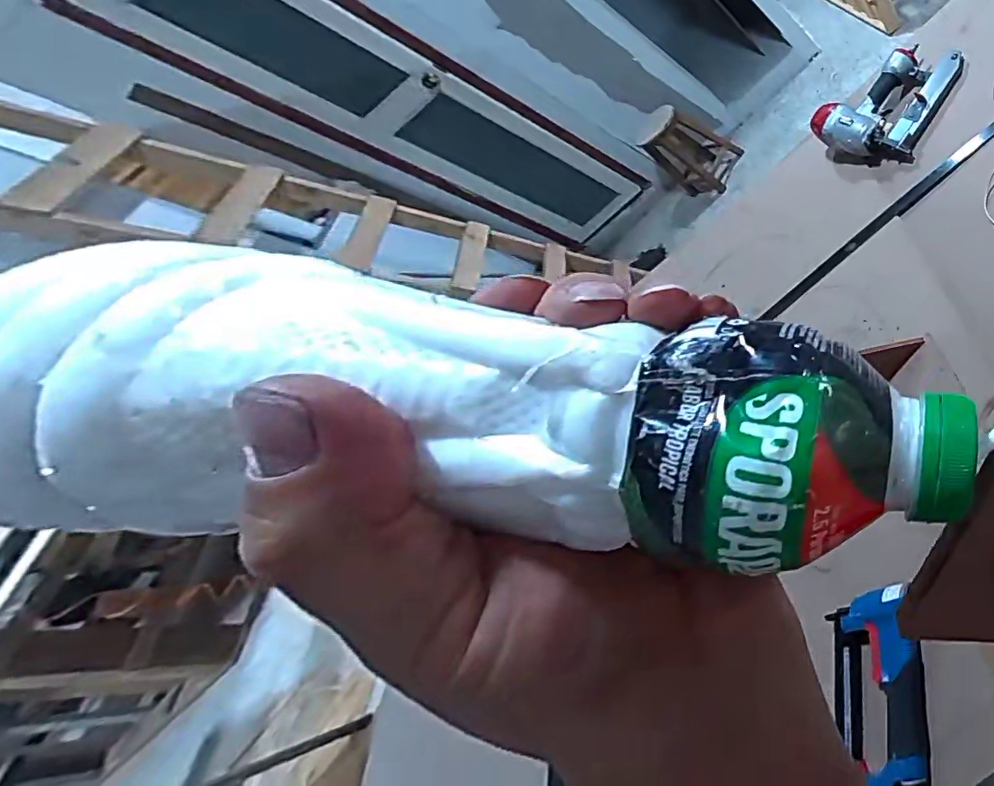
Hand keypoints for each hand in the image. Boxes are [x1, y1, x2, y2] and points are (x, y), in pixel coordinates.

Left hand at [233, 274, 856, 784]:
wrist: (704, 692)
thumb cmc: (567, 670)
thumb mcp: (430, 625)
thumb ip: (341, 537)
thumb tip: (283, 397)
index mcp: (463, 470)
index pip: (451, 363)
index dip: (477, 318)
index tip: (520, 305)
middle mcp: (542, 437)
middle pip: (551, 333)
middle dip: (577, 301)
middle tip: (607, 313)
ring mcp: (625, 428)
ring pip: (627, 332)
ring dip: (646, 301)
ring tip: (669, 312)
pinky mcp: (694, 425)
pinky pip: (695, 353)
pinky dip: (702, 319)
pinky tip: (710, 315)